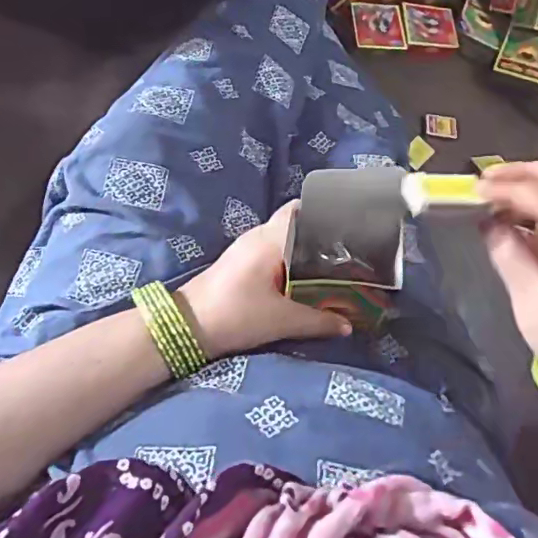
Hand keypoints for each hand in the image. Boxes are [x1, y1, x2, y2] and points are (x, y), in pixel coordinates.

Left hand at [178, 200, 351, 356]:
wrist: (186, 327)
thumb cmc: (235, 316)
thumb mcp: (281, 321)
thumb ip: (318, 321)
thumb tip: (348, 325)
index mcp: (269, 240)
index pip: (301, 210)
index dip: (325, 213)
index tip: (350, 226)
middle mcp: (257, 237)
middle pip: (295, 225)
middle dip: (319, 236)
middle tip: (348, 253)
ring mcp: (246, 248)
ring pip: (283, 240)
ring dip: (304, 250)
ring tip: (332, 266)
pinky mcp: (240, 263)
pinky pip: (272, 252)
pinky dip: (290, 261)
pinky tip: (304, 279)